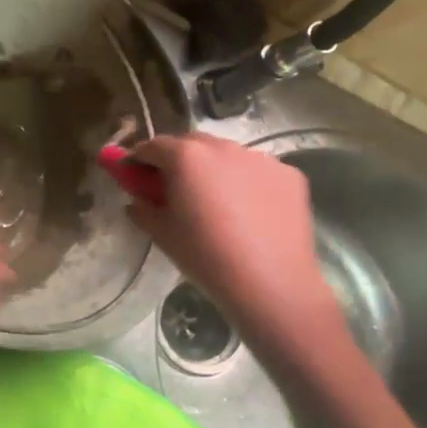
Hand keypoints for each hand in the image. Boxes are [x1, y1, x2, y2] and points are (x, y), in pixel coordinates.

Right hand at [126, 135, 341, 331]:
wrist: (270, 282)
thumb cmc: (205, 256)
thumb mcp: (162, 235)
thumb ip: (143, 209)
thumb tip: (138, 201)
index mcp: (186, 157)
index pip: (153, 147)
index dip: (140, 161)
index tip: (137, 178)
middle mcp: (223, 147)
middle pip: (192, 144)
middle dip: (179, 161)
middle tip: (177, 191)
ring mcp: (260, 158)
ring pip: (228, 156)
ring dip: (215, 170)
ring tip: (218, 206)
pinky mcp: (289, 175)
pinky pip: (258, 172)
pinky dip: (248, 184)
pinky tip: (250, 214)